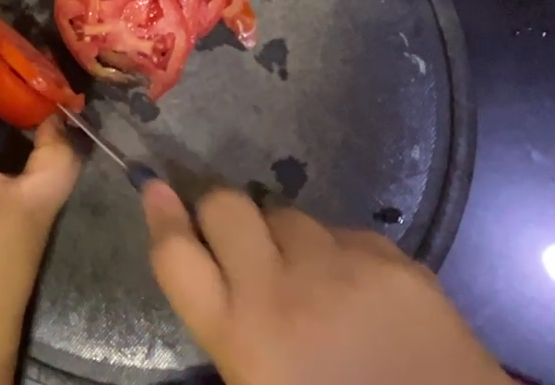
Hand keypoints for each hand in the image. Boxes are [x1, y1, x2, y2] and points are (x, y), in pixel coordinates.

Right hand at [142, 183, 511, 384]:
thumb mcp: (260, 382)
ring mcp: (341, 272)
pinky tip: (367, 294)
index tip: (156, 189)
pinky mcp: (398, 267)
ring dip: (290, 239)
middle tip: (246, 245)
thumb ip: (231, 323)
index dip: (162, 215)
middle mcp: (280, 292)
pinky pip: (349, 233)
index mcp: (240, 336)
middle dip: (227, 216)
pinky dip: (346, 255)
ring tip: (318, 281)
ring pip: (290, 215)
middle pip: (225, 207)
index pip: (175, 254)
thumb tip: (212, 264)